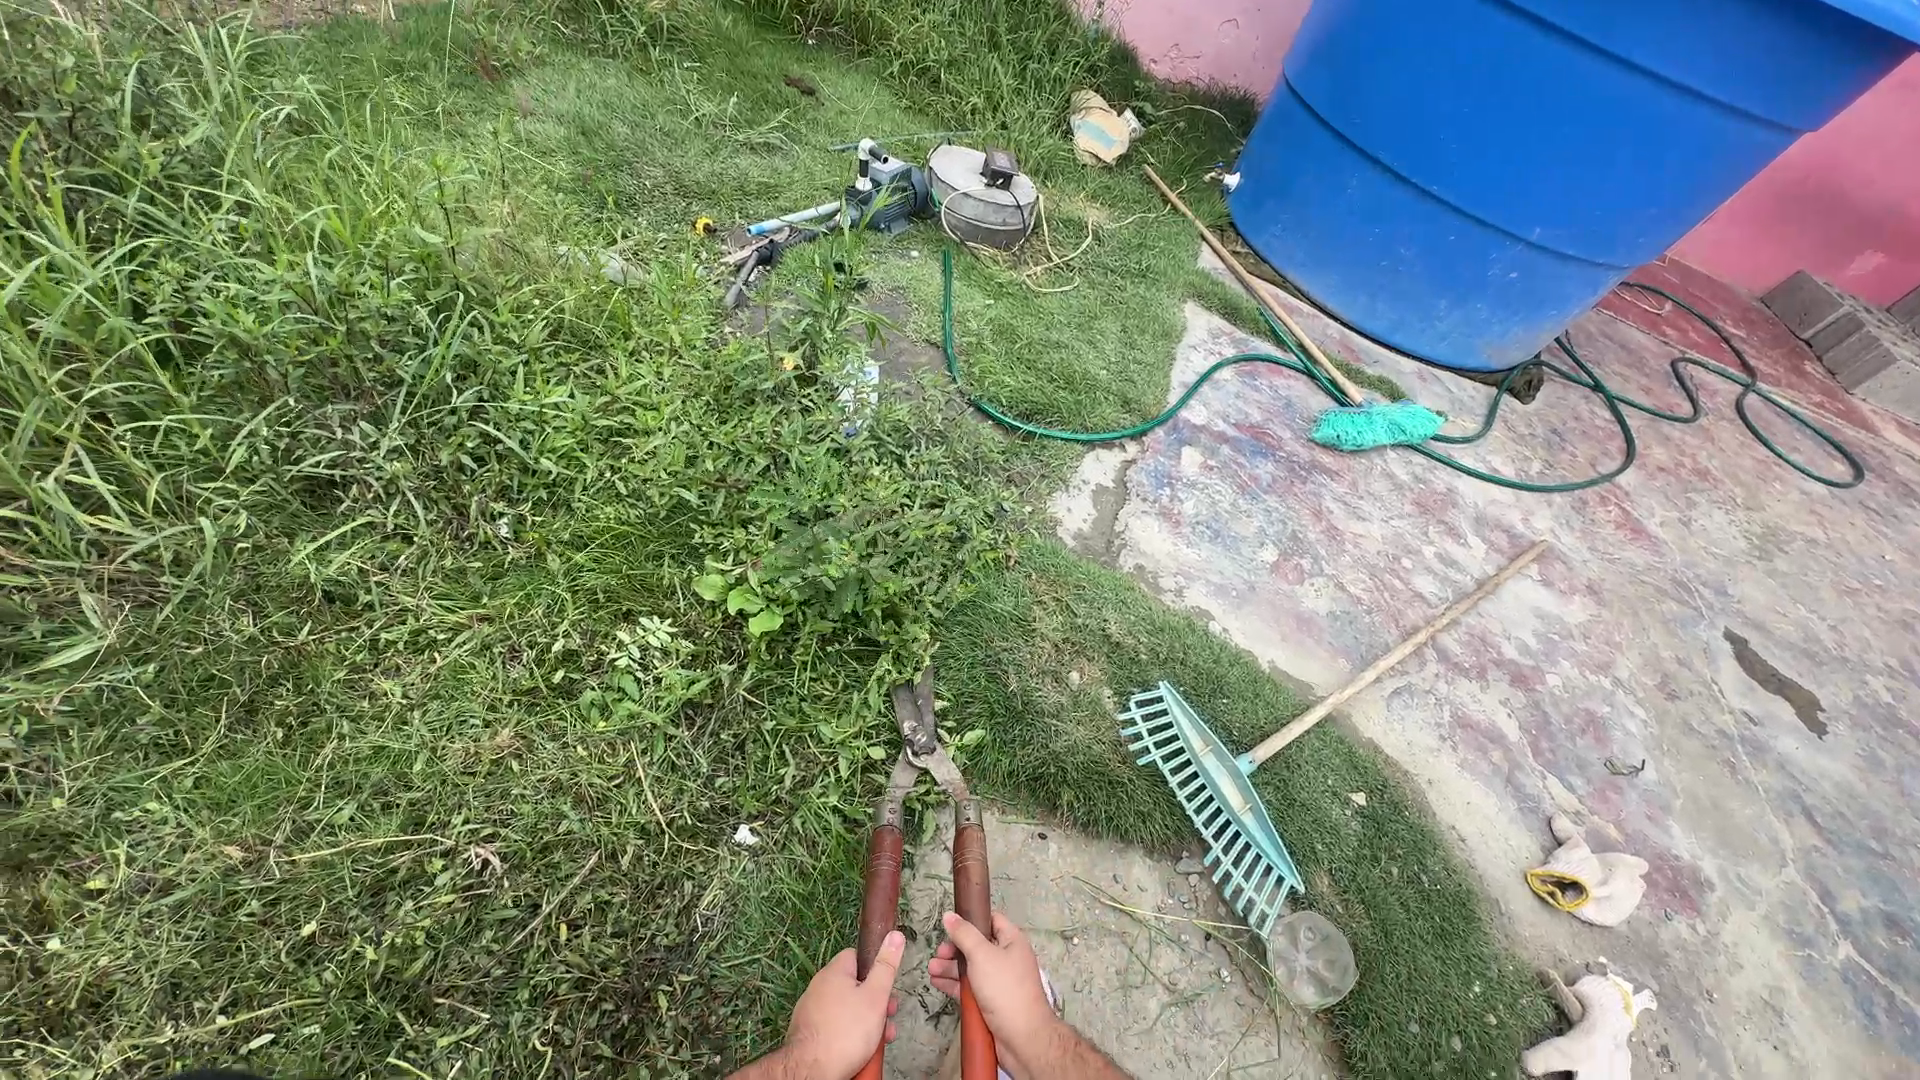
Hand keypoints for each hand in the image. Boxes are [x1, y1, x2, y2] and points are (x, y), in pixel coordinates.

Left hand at [775, 929, 905, 1079]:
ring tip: (878, 1043)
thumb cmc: (846, 1032)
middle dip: (874, 1003)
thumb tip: (895, 934)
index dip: (874, 970)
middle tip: (887, 1019)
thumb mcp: (876, 995)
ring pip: (846, 1011)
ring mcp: (811, 1012)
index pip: (857, 957)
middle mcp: (819, 987)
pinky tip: (859, 1052)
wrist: (810, 1071)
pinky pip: (834, 1028)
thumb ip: (886, 965)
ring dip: (865, 1024)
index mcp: (834, 972)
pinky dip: (848, 1037)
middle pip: (854, 987)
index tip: (886, 988)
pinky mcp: (808, 1034)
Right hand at [927, 910, 1058, 1071]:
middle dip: (955, 948)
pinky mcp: (990, 1002)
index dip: (972, 919)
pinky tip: (937, 982)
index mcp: (1012, 941)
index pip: (991, 920)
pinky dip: (954, 984)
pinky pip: (970, 988)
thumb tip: (949, 915)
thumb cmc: (1005, 989)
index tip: (951, 923)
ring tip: (932, 969)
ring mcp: (998, 982)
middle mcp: (1006, 958)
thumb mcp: (982, 955)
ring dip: (950, 967)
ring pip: (971, 968)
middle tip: (939, 952)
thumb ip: (964, 934)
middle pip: (977, 945)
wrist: (1021, 1039)